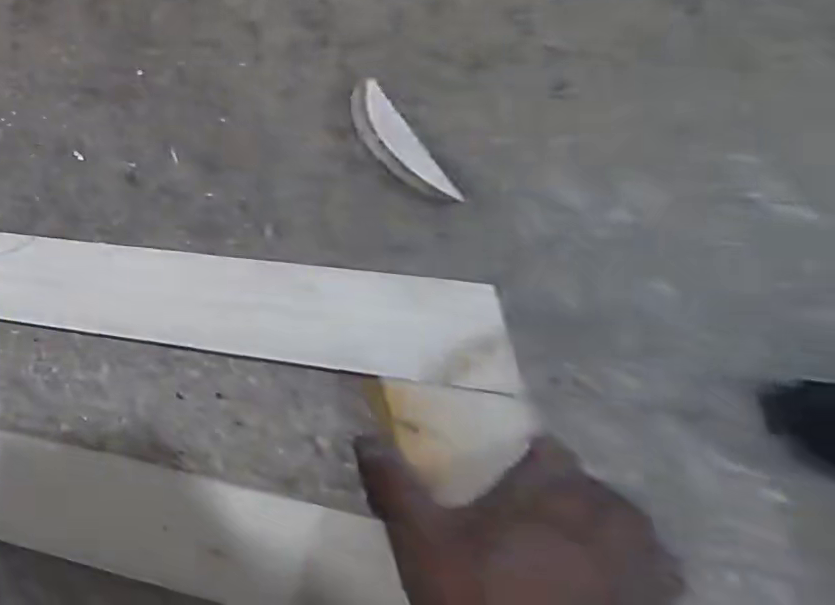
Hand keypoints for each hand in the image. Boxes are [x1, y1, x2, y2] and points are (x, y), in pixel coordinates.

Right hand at [357, 435, 681, 604]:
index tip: (511, 455)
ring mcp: (634, 581)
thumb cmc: (470, 590)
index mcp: (544, 501)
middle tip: (543, 496)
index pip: (554, 455)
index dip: (534, 451)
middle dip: (580, 489)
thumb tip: (366, 436)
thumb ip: (393, 481)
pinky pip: (658, 583)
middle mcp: (598, 532)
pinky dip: (639, 574)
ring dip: (618, 530)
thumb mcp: (416, 533)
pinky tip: (603, 580)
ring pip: (645, 540)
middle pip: (606, 495)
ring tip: (583, 535)